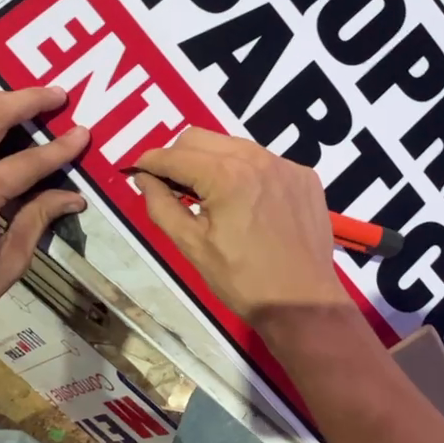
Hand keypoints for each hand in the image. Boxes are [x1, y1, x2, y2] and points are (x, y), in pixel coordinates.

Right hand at [132, 128, 349, 324]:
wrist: (302, 303)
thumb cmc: (242, 280)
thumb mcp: (192, 246)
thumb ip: (162, 206)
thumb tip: (144, 178)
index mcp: (226, 175)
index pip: (175, 155)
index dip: (150, 162)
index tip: (138, 172)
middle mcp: (257, 158)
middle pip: (201, 139)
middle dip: (179, 157)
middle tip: (173, 188)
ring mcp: (286, 165)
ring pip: (233, 145)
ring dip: (213, 162)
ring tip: (211, 196)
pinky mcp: (305, 177)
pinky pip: (264, 161)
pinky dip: (247, 173)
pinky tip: (248, 204)